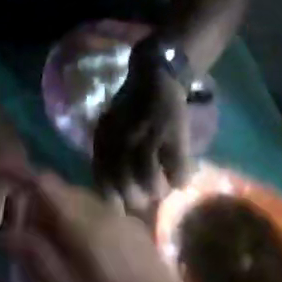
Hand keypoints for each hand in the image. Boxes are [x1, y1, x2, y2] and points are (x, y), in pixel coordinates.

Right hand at [0, 173, 199, 281]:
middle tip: (14, 232)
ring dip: (53, 214)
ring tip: (41, 247)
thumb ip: (37, 259)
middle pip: (59, 190)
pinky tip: (72, 254)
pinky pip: (93, 214)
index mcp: (85, 222)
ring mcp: (121, 218)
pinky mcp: (132, 230)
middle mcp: (103, 210)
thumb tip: (7, 231)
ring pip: (76, 202)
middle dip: (32, 202)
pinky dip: (73, 223)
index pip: (43, 181)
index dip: (15, 172)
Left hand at [92, 37, 189, 212]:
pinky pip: (177, 170)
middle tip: (145, 201)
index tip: (121, 207)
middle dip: (135, 200)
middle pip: (124, 185)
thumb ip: (109, 152)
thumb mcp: (111, 125)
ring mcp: (147, 137)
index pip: (102, 177)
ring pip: (149, 181)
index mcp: (105, 137)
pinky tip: (179, 178)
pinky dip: (179, 179)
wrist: (156, 74)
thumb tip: (113, 190)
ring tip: (163, 190)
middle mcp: (122, 138)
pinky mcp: (173, 134)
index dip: (112, 198)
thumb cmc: (132, 104)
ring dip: (157, 191)